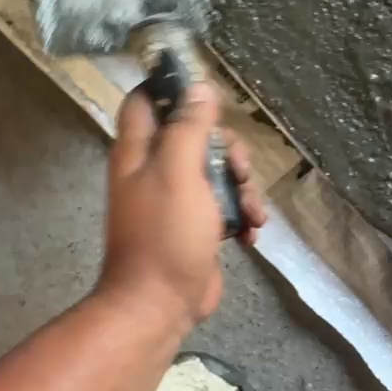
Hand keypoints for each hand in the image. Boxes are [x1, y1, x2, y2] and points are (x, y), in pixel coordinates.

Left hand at [97, 83, 266, 328]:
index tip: (208, 98)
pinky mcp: (198, 228)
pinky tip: (251, 233)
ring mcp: (178, 202)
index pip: (147, 101)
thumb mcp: (179, 172)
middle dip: (229, 151)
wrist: (162, 302)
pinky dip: (243, 217)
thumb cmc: (166, 234)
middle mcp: (156, 172)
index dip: (173, 91)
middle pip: (197, 139)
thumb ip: (189, 128)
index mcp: (139, 152)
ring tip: (252, 214)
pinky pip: (226, 209)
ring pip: (219, 174)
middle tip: (241, 170)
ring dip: (243, 189)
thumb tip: (199, 88)